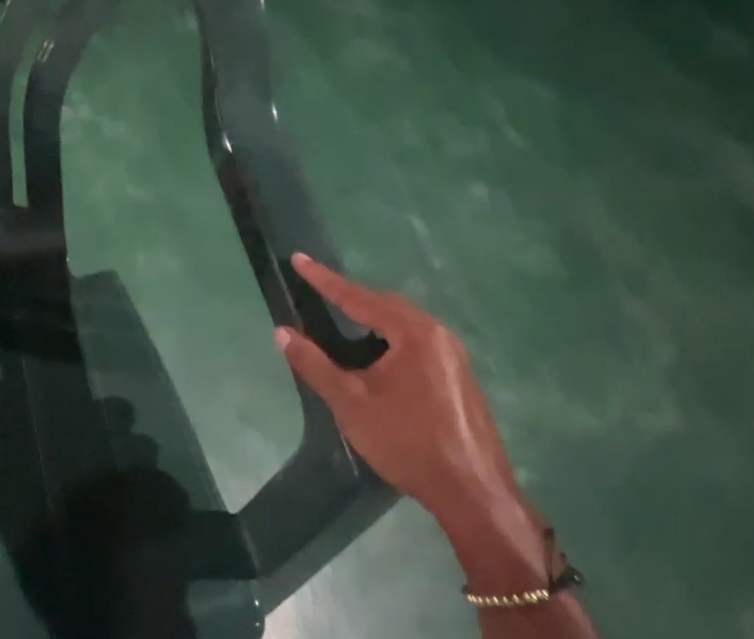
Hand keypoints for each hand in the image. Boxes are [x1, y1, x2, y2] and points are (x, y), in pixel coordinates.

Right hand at [274, 253, 520, 521]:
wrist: (472, 493)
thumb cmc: (407, 442)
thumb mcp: (350, 403)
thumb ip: (314, 364)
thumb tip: (281, 332)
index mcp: (413, 333)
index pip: (359, 297)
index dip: (325, 280)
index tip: (298, 259)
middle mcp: (439, 335)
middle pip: (386, 306)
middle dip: (351, 299)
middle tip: (319, 293)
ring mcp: (455, 357)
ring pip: (404, 326)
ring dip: (373, 322)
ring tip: (343, 327)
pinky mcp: (461, 378)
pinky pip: (418, 344)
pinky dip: (391, 341)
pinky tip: (378, 362)